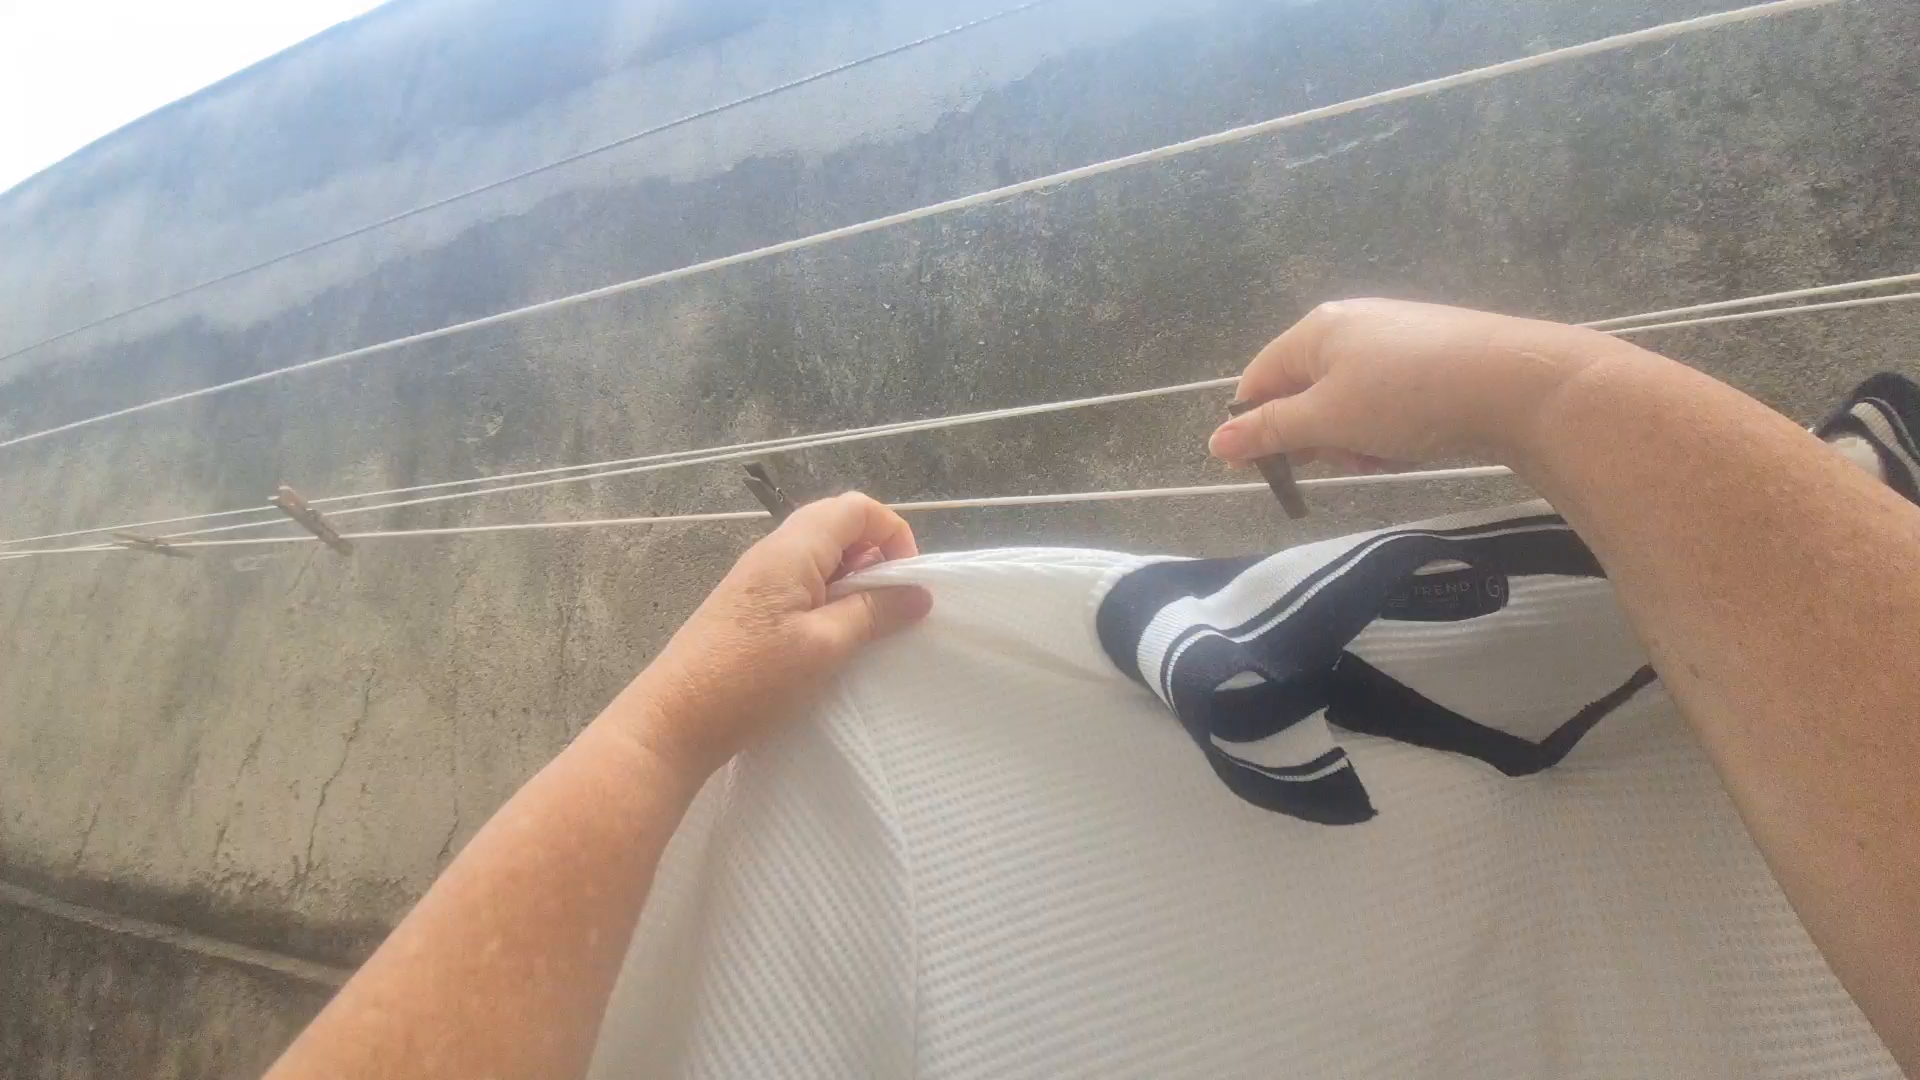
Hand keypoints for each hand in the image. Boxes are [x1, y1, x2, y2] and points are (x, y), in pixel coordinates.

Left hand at [607, 492, 932, 777]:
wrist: (672, 722)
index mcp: (792, 549)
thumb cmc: (751, 679)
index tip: (908, 580)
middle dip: (877, 556)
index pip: (856, 508)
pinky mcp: (751, 606)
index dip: (893, 533)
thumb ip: (874, 612)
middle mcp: (774, 552)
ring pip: (822, 557)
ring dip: (854, 580)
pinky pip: (803, 583)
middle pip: (839, 526)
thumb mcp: (825, 646)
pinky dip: (831, 598)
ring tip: (867, 624)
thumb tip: (919, 593)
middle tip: (892, 603)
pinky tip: (834, 637)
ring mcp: (759, 579)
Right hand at [1207, 298, 1637, 468]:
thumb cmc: (1406, 397)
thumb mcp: (1326, 419)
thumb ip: (1267, 431)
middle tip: (1340, 459)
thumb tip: (1214, 443)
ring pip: (1341, 403)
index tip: (1261, 470)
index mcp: (1314, 331)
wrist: (1523, 384)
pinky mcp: (1426, 356)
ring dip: (1348, 440)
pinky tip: (1407, 444)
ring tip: (1380, 455)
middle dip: (1313, 437)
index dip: (1251, 427)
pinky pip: (1379, 400)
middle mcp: (1346, 326)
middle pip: (1299, 394)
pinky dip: (1381, 429)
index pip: (1256, 382)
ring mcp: (1390, 339)